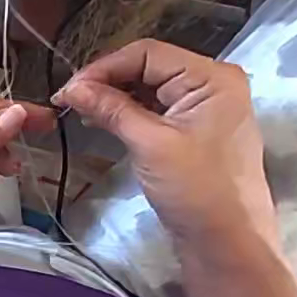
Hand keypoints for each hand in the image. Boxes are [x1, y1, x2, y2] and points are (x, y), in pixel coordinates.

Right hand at [55, 38, 277, 249]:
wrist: (227, 243)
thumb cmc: (196, 190)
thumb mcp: (149, 144)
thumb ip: (111, 109)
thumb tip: (71, 87)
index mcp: (212, 77)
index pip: (148, 53)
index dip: (104, 67)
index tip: (69, 89)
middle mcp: (212, 84)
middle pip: (150, 67)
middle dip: (108, 81)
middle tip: (69, 100)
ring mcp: (205, 108)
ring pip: (150, 88)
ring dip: (115, 97)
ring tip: (81, 111)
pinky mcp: (195, 131)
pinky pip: (157, 110)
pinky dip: (129, 113)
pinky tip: (103, 121)